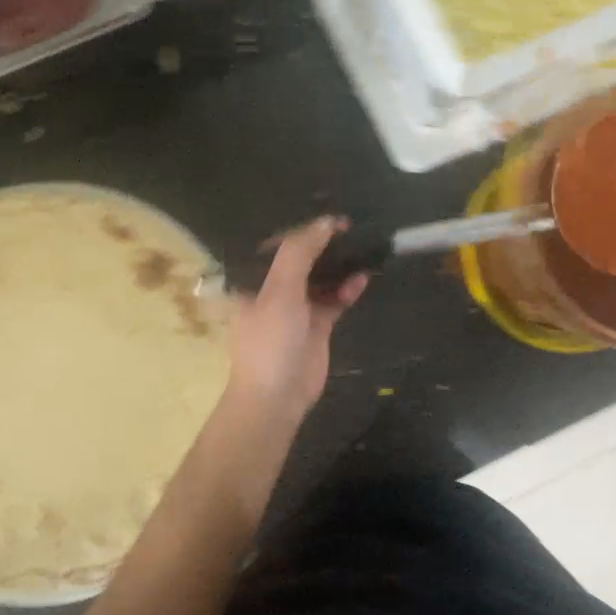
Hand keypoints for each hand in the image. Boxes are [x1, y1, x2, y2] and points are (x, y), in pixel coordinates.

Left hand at [224, 217, 368, 424]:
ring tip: (363, 248)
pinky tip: (363, 278)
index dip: (302, 229)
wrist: (276, 397)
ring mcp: (296, 309)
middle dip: (325, 245)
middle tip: (352, 228)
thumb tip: (326, 222)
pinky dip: (347, 289)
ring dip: (339, 266)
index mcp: (252, 279)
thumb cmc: (270, 340)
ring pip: (320, 279)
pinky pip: (334, 300)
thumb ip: (300, 253)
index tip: (330, 218)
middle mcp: (272, 290)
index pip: (276, 245)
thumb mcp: (280, 289)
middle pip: (301, 260)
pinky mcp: (317, 327)